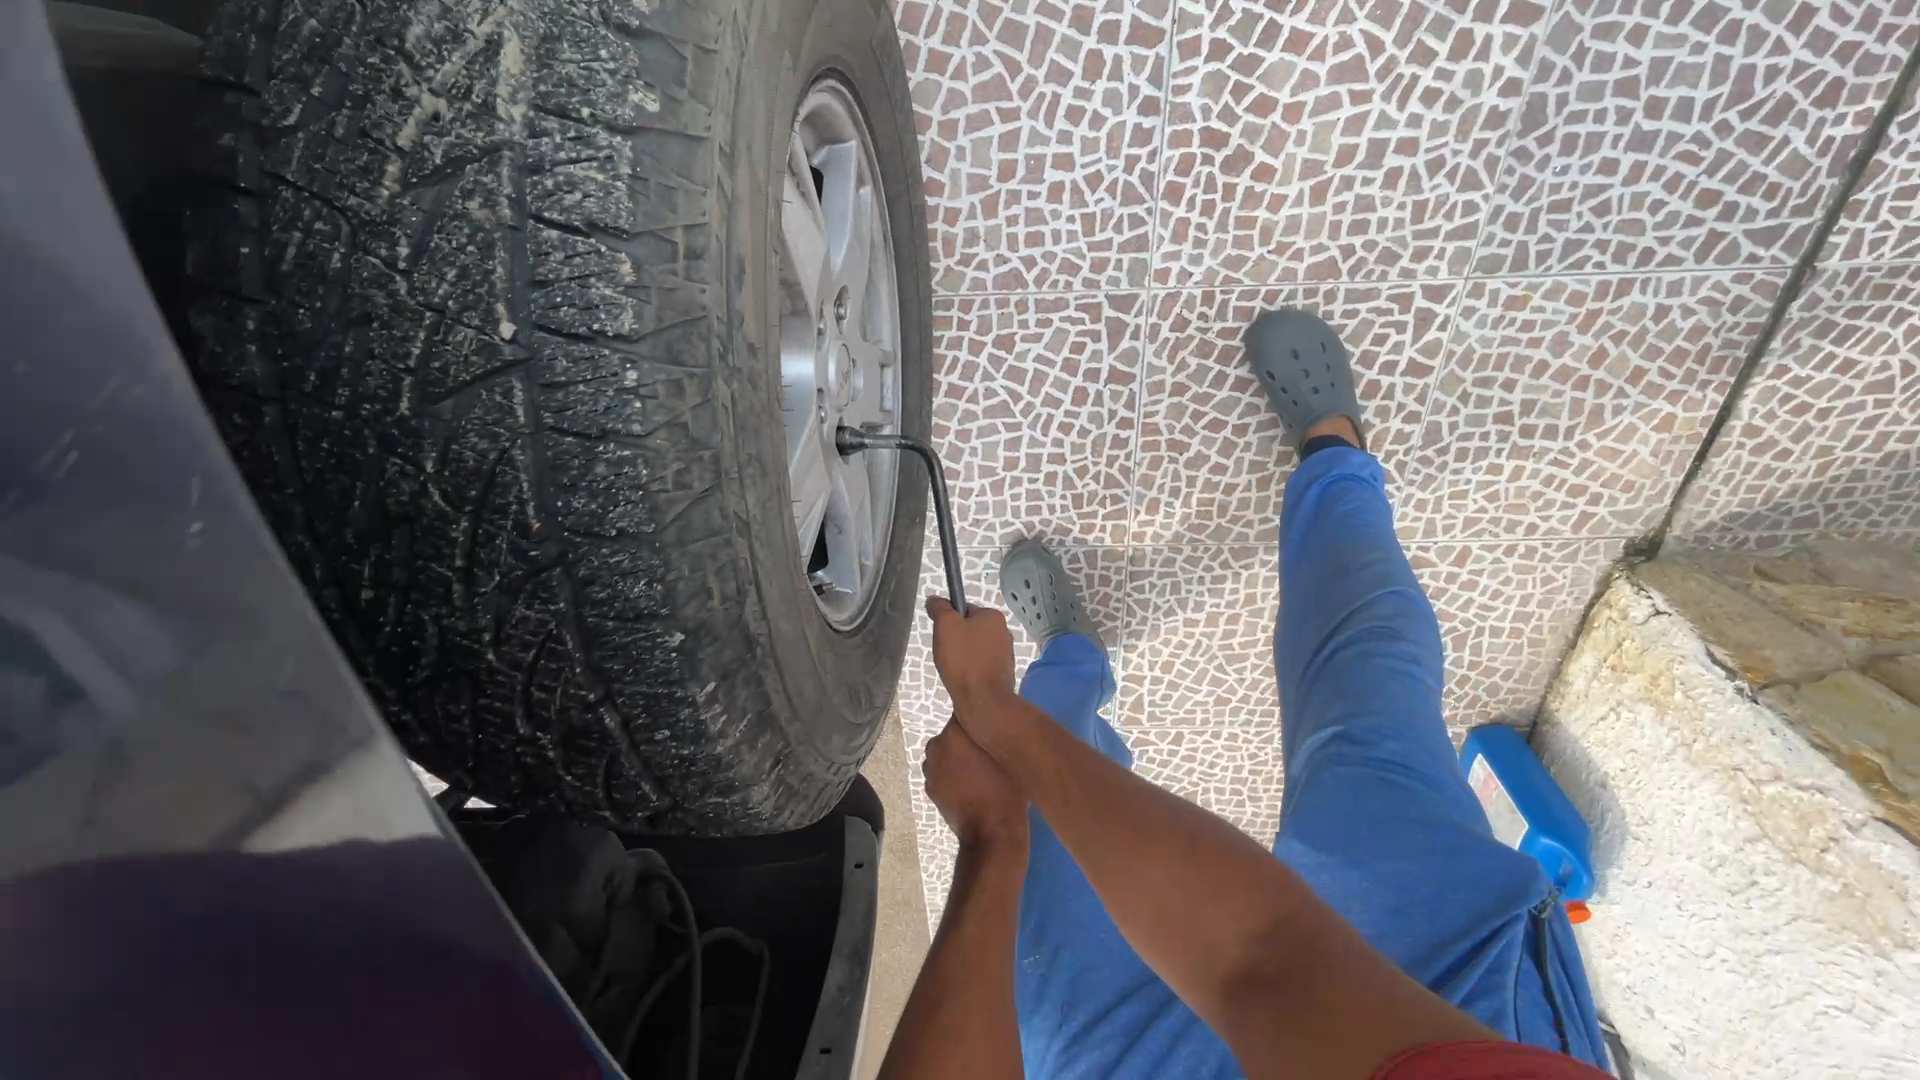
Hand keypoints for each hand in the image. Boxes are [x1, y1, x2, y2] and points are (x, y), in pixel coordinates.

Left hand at [923, 718, 1026, 851]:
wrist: (991, 831)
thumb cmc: (1006, 789)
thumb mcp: (1006, 753)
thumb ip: (991, 733)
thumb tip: (989, 724)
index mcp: (955, 732)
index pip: (963, 713)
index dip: (977, 719)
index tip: (989, 727)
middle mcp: (937, 745)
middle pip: (951, 734)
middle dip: (965, 740)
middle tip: (986, 753)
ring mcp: (930, 768)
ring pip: (944, 755)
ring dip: (955, 759)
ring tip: (977, 773)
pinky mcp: (929, 788)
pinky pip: (941, 774)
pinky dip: (950, 777)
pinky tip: (968, 788)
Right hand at [925, 597, 1015, 718]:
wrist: (982, 700)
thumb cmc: (963, 660)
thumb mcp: (945, 626)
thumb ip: (940, 608)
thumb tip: (934, 600)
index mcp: (994, 616)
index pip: (964, 609)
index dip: (948, 621)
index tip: (941, 635)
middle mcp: (1004, 632)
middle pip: (970, 629)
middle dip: (955, 640)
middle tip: (945, 653)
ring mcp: (1006, 654)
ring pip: (974, 648)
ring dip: (963, 656)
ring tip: (953, 669)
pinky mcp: (1003, 673)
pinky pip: (980, 665)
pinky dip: (970, 670)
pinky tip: (963, 679)